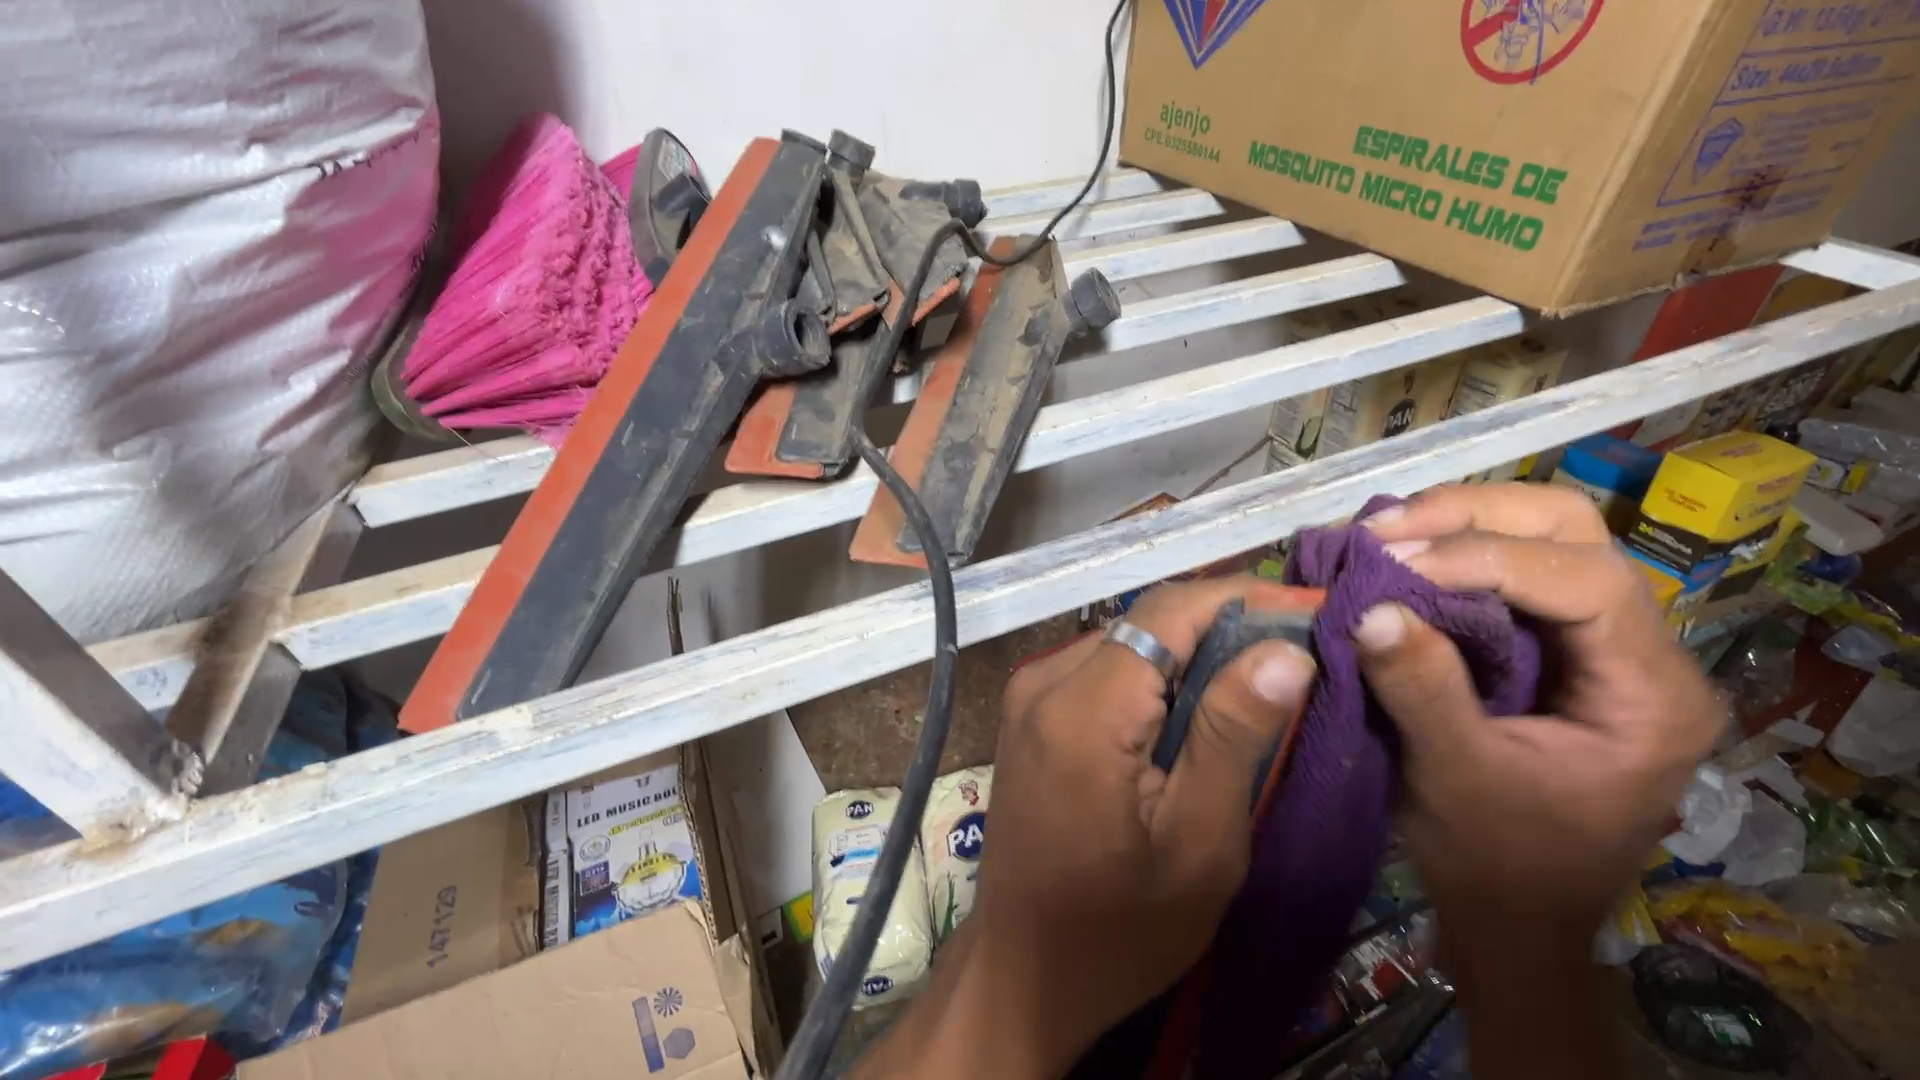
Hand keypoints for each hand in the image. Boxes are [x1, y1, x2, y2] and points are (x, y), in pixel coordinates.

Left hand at [854, 577, 1317, 1078]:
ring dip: (1196, 649)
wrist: (1025, 972)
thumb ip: (1234, 736)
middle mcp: (1044, 682)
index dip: (1249, 597)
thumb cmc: (1120, 928)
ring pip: (1128, 640)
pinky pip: (1105, 668)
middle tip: (1305, 647)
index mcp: (1082, 708)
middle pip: (1148, 620)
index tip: (1319, 608)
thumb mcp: (1199, 844)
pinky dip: (1159, 675)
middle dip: (1228, 623)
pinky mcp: (1030, 715)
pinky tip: (1203, 705)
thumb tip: (1286, 648)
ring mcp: (1029, 695)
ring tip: (1268, 674)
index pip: (1171, 610)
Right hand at [1356, 484, 1724, 1079]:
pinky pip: (1515, 571)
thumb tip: (1371, 607)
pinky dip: (1453, 551)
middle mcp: (1643, 653)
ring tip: (1384, 535)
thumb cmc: (1496, 860)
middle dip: (1477, 516)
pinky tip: (1401, 556)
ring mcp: (1602, 645)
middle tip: (1387, 529)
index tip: (1395, 563)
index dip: (1487, 558)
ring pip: (1549, 537)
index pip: (1586, 582)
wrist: (1513, 915)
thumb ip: (1422, 690)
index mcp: (1649, 694)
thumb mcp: (1455, 778)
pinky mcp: (1559, 648)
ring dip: (1462, 523)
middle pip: (1576, 534)